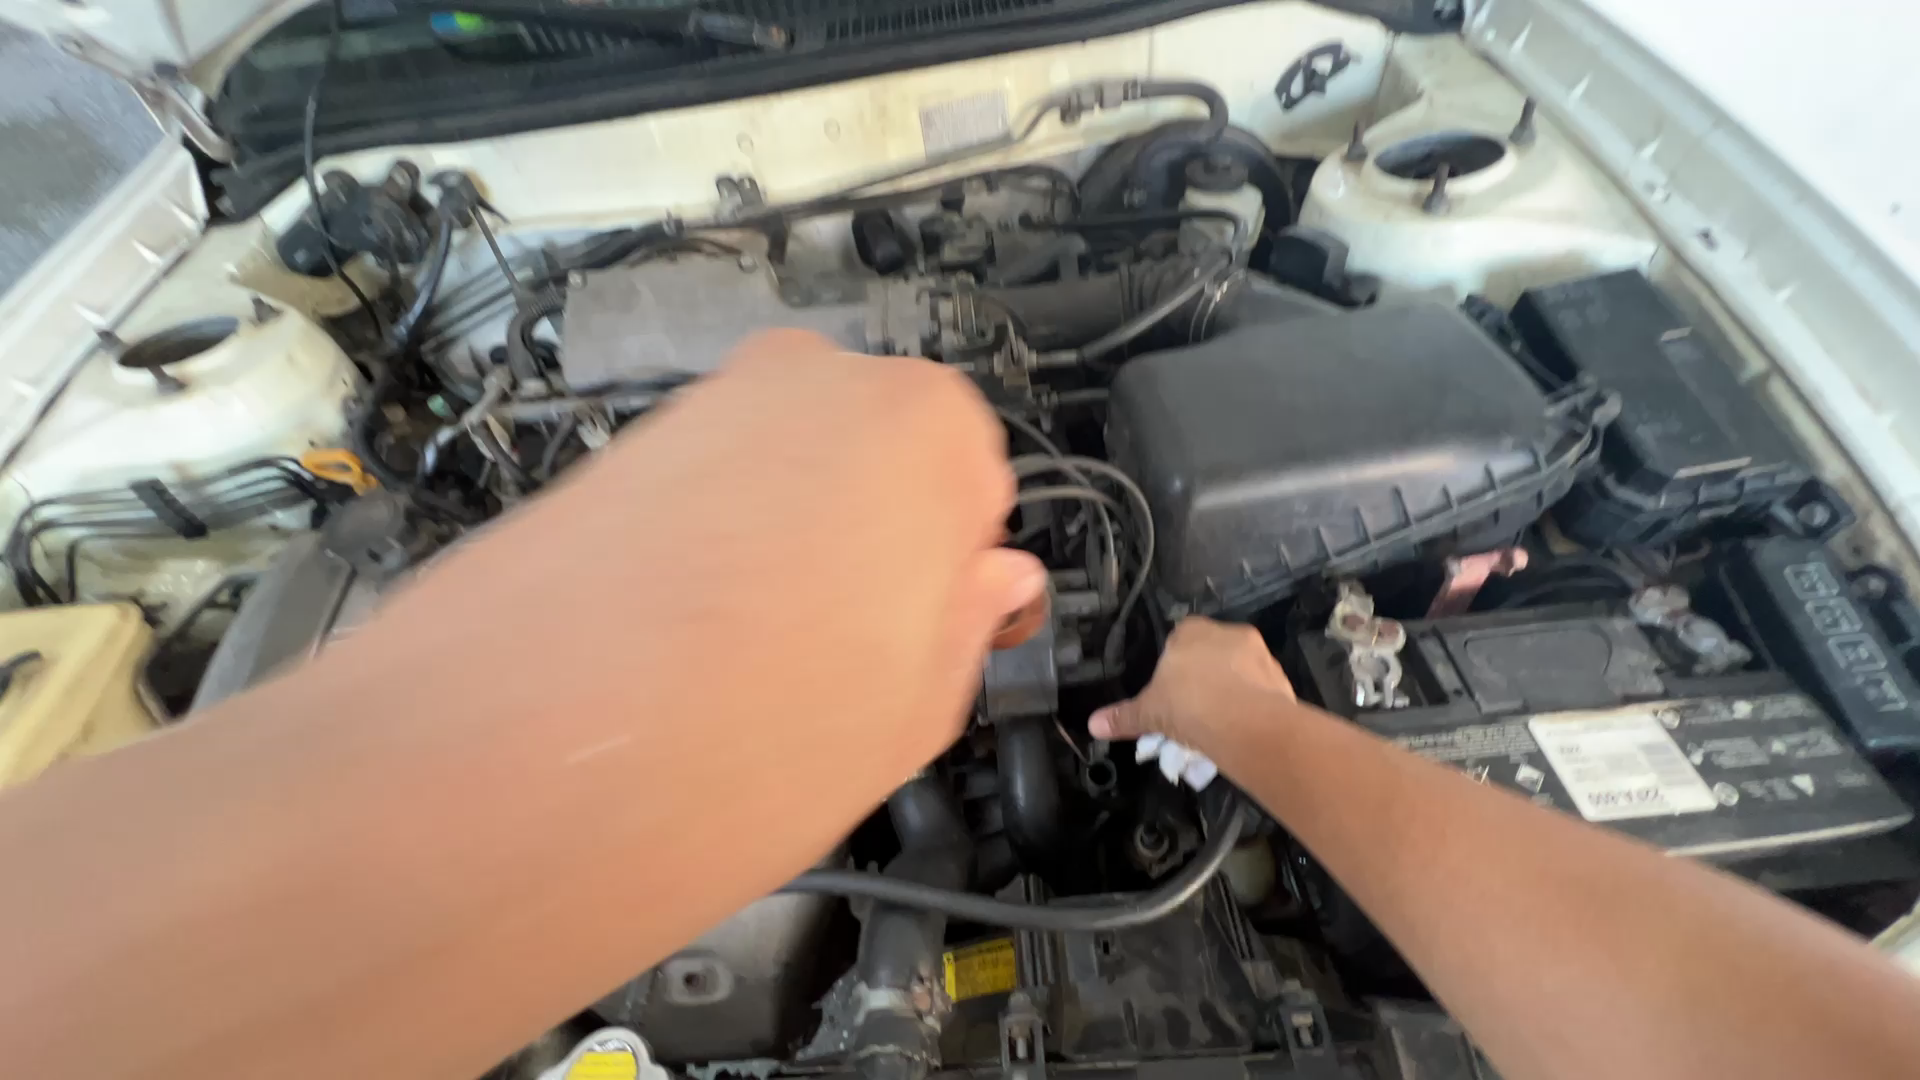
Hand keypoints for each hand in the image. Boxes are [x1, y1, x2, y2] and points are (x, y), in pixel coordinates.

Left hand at [360, 329, 1047, 869]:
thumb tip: (986, 586)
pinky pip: (725, 480)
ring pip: (807, 469)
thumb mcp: (914, 709)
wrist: (492, 773)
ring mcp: (715, 402)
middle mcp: (817, 383)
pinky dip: (731, 540)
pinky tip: (701, 631)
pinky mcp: (632, 440)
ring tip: (768, 652)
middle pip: (892, 462)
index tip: (932, 621)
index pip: (981, 484)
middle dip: (888, 543)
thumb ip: (966, 625)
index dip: (958, 565)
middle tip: (855, 644)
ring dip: (808, 543)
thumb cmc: (734, 749)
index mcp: (922, 431)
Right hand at [1089, 617, 1296, 758]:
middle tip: (1194, 707)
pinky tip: (1243, 727)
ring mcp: (1259, 654)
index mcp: (1190, 631)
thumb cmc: (1187, 705)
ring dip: (1233, 688)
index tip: (1172, 690)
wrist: (1244, 724)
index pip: (1179, 638)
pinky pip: (1262, 688)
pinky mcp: (1280, 678)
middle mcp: (1227, 632)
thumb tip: (1092, 725)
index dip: (1175, 664)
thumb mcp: (1149, 713)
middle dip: (1205, 675)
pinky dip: (1253, 704)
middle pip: (1212, 652)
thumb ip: (1123, 716)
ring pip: (1241, 669)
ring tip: (1220, 721)